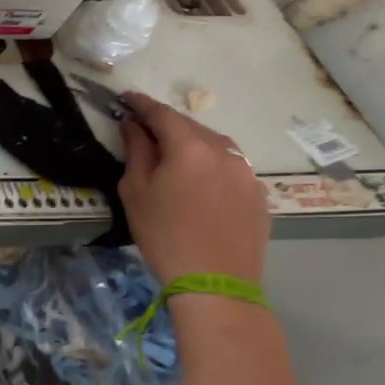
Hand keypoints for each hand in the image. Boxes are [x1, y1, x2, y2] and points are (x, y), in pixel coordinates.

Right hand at [117, 92, 269, 284]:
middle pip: (191, 126)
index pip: (162, 113)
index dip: (141, 103)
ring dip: (192, 141)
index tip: (125, 99)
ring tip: (173, 150)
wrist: (216, 285)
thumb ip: (136, 151)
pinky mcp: (259, 197)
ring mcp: (247, 176)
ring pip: (216, 144)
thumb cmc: (164, 234)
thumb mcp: (136, 190)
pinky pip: (232, 166)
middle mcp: (224, 154)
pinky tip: (200, 177)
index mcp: (191, 148)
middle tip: (144, 127)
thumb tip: (133, 126)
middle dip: (167, 122)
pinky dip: (212, 162)